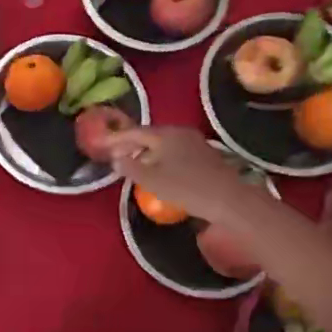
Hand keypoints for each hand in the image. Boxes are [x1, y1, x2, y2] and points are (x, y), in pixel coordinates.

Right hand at [101, 125, 250, 219]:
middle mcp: (180, 133)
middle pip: (149, 135)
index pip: (134, 132)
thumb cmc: (186, 187)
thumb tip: (116, 159)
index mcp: (165, 134)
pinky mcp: (204, 156)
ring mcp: (194, 143)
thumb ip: (130, 168)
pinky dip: (160, 158)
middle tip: (114, 154)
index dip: (116, 138)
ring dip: (145, 152)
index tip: (101, 144)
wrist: (230, 200)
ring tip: (132, 164)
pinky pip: (174, 152)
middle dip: (130, 144)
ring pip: (162, 144)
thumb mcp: (151, 180)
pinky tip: (156, 170)